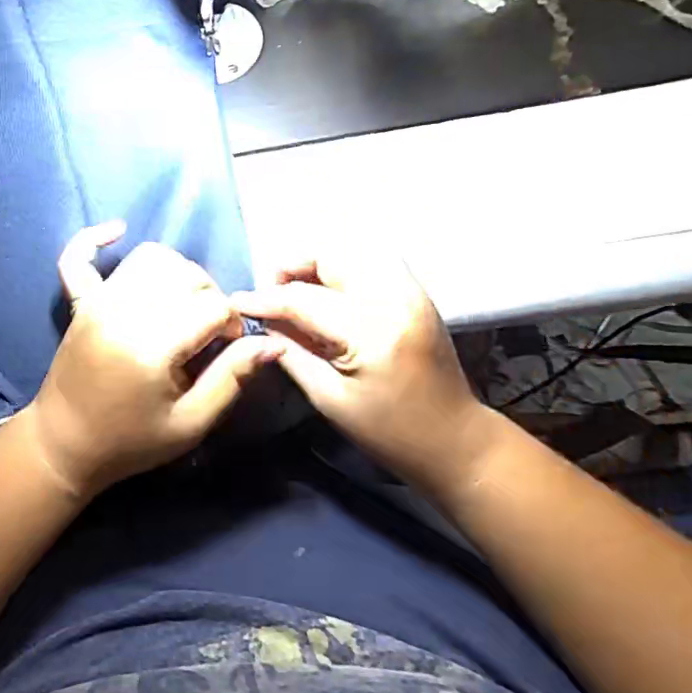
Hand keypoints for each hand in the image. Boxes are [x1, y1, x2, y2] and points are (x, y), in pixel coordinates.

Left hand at [24, 222, 283, 497]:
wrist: (65, 447)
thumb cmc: (131, 442)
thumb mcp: (190, 423)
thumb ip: (231, 378)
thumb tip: (272, 343)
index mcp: (151, 347)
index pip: (212, 306)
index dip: (233, 324)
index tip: (229, 348)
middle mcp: (122, 312)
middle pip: (186, 275)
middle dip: (210, 297)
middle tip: (208, 333)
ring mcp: (96, 303)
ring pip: (150, 258)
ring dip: (177, 272)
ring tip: (183, 304)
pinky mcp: (79, 303)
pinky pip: (78, 258)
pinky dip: (95, 239)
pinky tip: (118, 231)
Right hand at [231, 250, 507, 496]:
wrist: (454, 441)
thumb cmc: (389, 433)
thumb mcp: (330, 399)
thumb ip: (292, 353)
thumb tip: (265, 323)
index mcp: (371, 332)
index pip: (304, 299)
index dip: (265, 300)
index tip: (236, 303)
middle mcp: (394, 298)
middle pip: (331, 256)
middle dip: (292, 268)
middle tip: (272, 297)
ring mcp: (411, 291)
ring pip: (352, 251)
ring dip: (318, 266)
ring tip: (298, 293)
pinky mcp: (418, 293)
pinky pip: (372, 262)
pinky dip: (344, 270)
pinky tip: (329, 295)